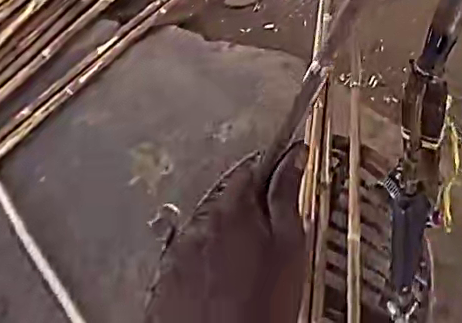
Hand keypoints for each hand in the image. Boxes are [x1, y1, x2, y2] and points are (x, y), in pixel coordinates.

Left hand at [143, 143, 307, 322]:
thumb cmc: (260, 309)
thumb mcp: (289, 247)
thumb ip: (288, 193)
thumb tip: (295, 154)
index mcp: (233, 207)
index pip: (251, 168)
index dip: (271, 174)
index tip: (284, 184)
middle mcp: (200, 222)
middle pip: (228, 199)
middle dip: (248, 212)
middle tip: (268, 241)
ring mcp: (179, 252)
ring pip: (209, 230)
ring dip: (225, 238)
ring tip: (244, 272)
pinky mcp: (165, 282)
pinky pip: (189, 260)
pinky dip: (204, 266)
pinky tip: (220, 288)